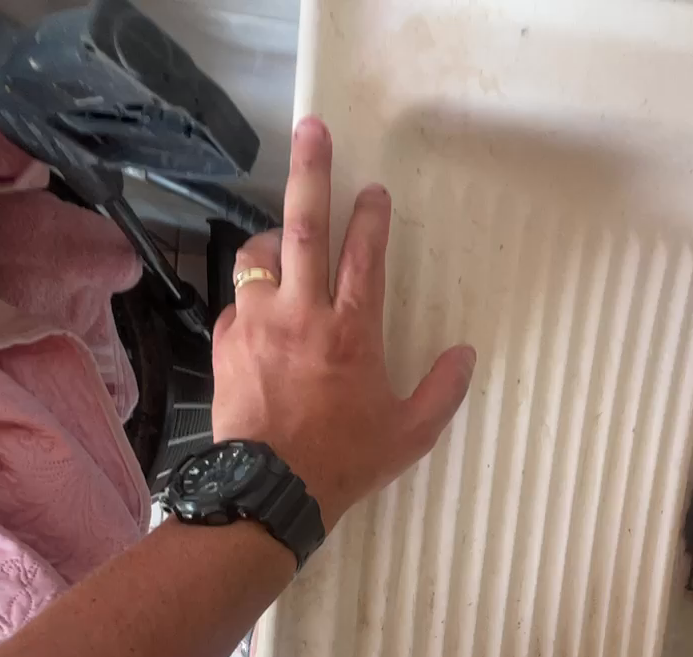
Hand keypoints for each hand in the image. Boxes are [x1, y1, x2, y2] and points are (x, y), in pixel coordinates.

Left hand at [211, 116, 475, 529]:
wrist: (271, 490)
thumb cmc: (346, 461)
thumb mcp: (411, 434)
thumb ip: (444, 391)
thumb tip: (466, 355)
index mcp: (353, 331)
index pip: (364, 254)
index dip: (371, 216)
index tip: (373, 190)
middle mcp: (302, 313)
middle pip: (304, 227)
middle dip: (311, 173)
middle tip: (313, 130)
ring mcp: (258, 324)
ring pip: (259, 254)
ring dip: (275, 236)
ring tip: (286, 237)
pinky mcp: (227, 343)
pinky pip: (238, 299)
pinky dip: (252, 291)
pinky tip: (263, 305)